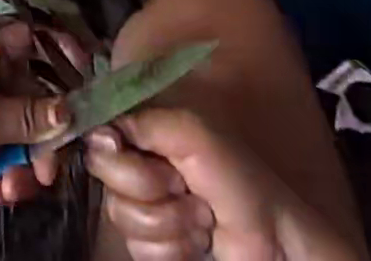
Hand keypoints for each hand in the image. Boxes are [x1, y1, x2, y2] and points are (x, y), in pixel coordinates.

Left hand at [0, 22, 79, 207]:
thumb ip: (30, 116)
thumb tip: (72, 112)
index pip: (34, 38)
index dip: (61, 49)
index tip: (86, 74)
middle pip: (40, 96)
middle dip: (48, 136)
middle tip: (50, 169)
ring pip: (30, 133)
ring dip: (28, 165)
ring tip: (14, 189)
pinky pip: (13, 155)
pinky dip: (11, 176)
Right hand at [85, 108, 364, 260]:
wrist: (272, 239)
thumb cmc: (236, 176)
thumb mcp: (192, 133)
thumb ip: (144, 121)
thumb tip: (98, 133)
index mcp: (142, 127)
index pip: (98, 132)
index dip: (112, 151)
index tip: (141, 158)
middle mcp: (137, 161)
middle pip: (105, 178)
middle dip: (148, 189)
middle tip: (182, 186)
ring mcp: (144, 203)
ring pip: (121, 217)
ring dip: (166, 222)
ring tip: (199, 214)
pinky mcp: (153, 242)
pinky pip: (138, 248)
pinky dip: (170, 248)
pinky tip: (196, 238)